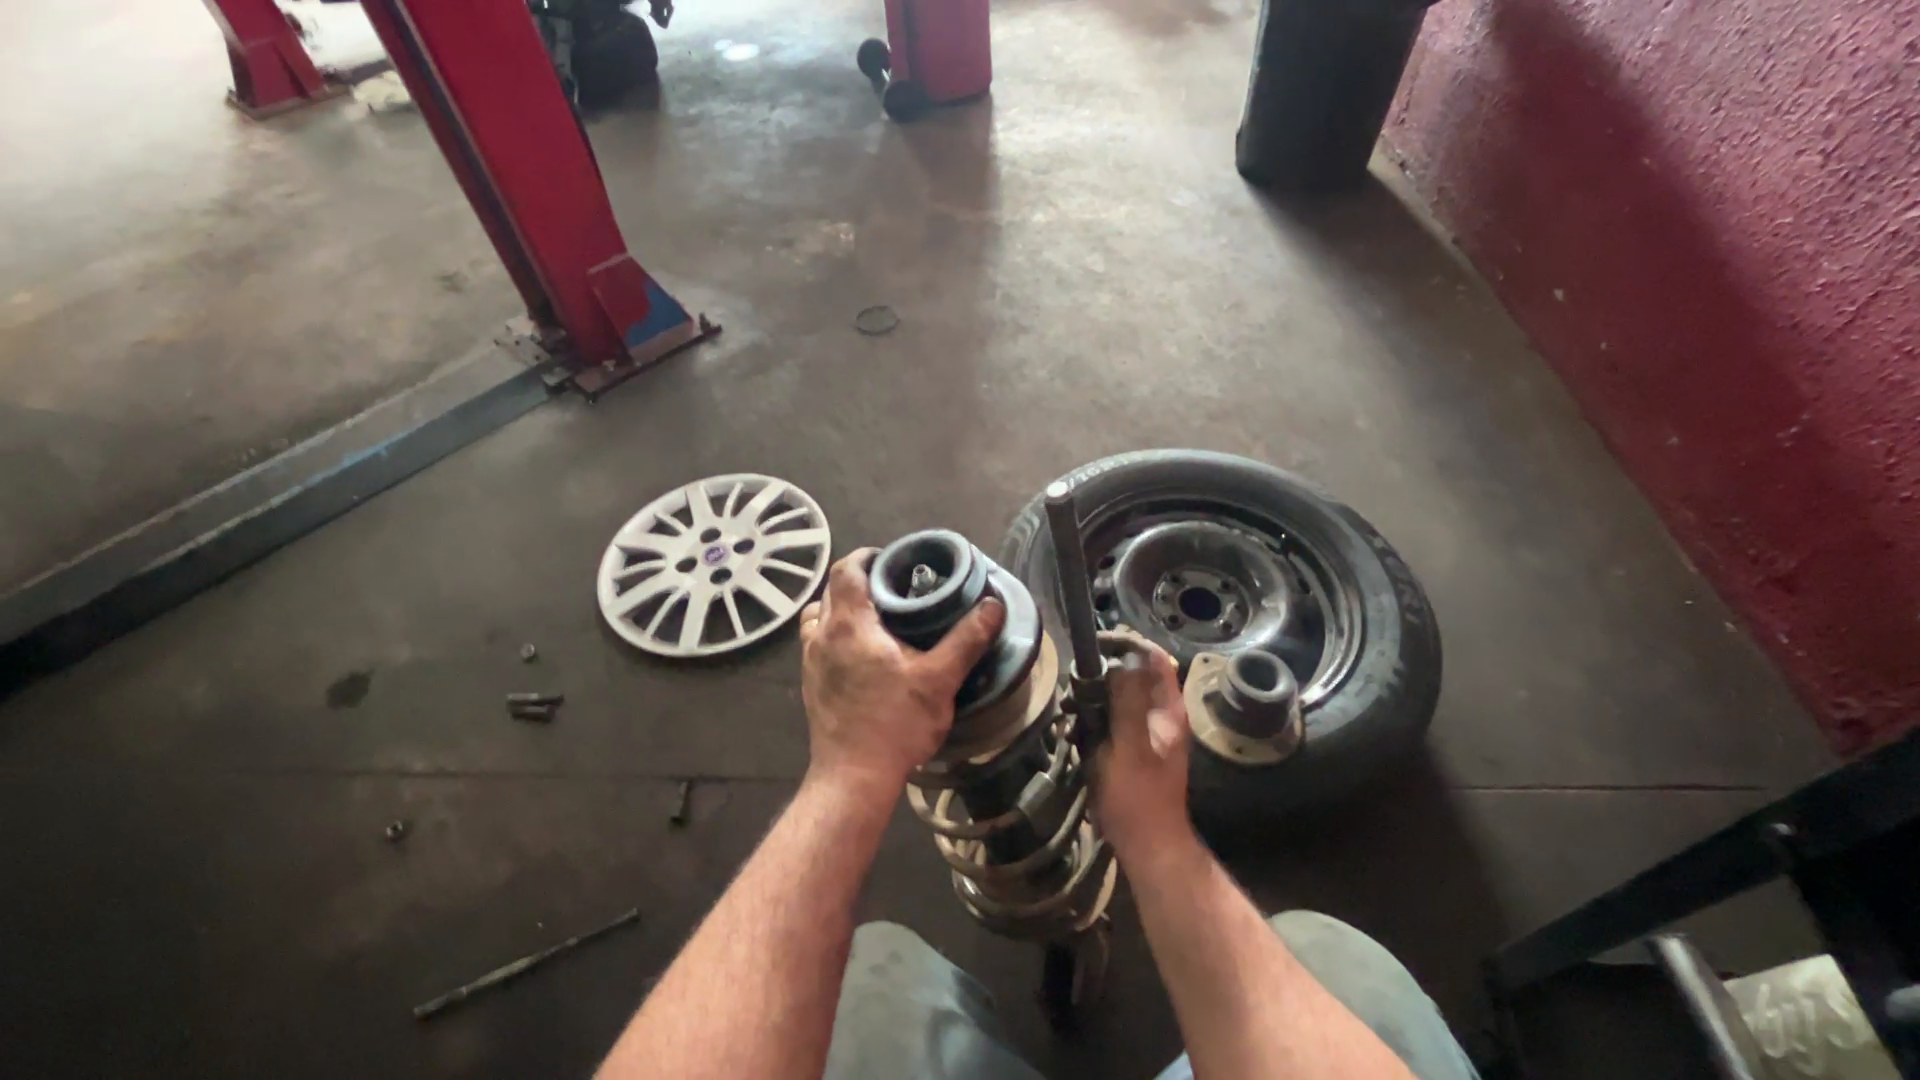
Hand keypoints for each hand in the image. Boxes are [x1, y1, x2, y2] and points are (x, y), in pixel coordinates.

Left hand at [799, 549, 1005, 797]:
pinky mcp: (811, 685)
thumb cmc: (895, 724)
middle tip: (894, 590)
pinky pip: (818, 644)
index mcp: (850, 624)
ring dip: (842, 609)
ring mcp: (811, 662)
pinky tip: (863, 655)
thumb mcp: (939, 680)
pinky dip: (836, 636)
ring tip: (875, 619)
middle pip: (832, 590)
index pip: (847, 570)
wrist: (854, 778)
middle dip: (859, 582)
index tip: (892, 561)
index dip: (867, 557)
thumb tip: (993, 606)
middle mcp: (823, 636)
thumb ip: (966, 640)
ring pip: (819, 617)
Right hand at [1093, 644, 1194, 859]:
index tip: (1096, 644)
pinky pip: (1108, 724)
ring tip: (1069, 712)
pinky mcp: (1128, 751)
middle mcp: (1159, 716)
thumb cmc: (1138, 796)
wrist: (1146, 845)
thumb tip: (1124, 658)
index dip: (1128, 645)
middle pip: (1131, 677)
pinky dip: (1090, 724)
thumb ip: (1128, 699)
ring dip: (1091, 702)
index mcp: (1168, 710)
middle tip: (1074, 685)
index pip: (1154, 659)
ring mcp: (1144, 734)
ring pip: (1116, 700)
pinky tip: (1073, 734)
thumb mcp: (1130, 744)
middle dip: (1100, 676)